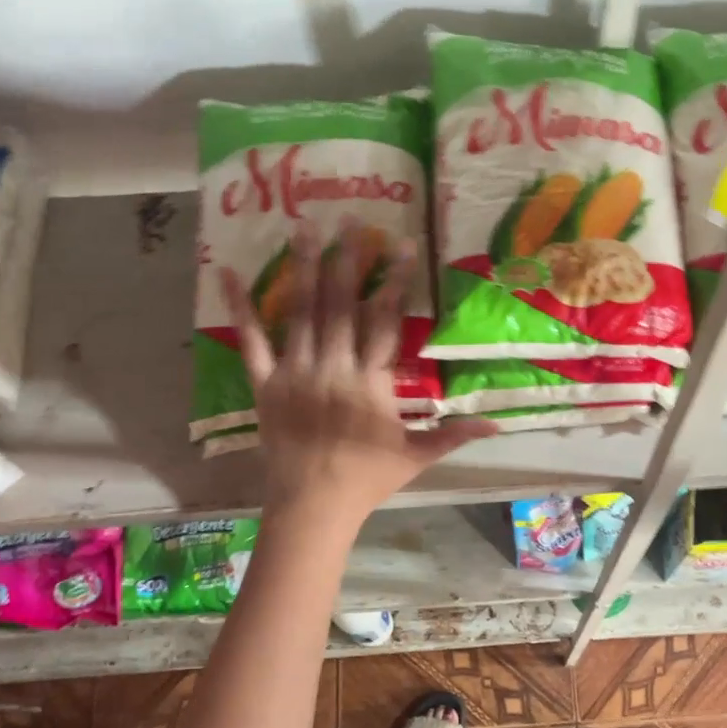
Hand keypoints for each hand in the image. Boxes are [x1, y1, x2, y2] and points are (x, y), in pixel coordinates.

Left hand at [219, 221, 495, 519]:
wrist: (314, 505)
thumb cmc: (368, 480)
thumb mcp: (416, 457)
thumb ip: (454, 434)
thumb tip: (497, 426)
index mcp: (371, 382)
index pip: (386, 321)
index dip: (395, 282)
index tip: (401, 246)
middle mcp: (334, 367)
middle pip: (342, 305)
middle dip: (348, 261)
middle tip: (350, 221)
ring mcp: (297, 372)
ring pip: (301, 312)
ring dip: (303, 268)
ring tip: (303, 227)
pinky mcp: (266, 385)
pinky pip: (251, 341)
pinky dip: (241, 307)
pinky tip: (229, 272)